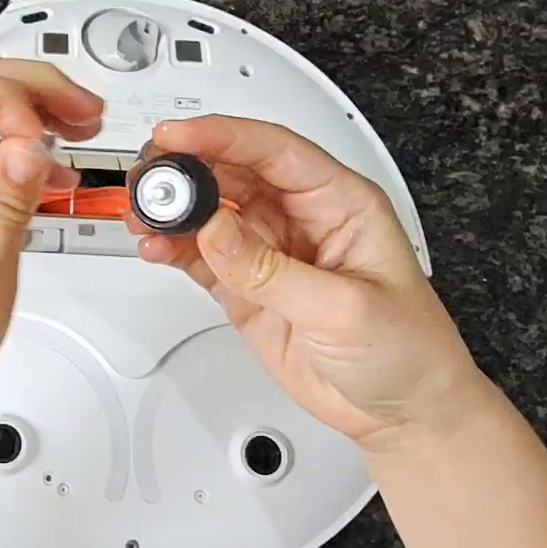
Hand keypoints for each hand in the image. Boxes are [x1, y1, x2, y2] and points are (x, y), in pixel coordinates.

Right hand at [132, 116, 492, 449]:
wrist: (398, 411)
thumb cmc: (405, 351)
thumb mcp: (345, 308)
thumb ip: (272, 270)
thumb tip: (215, 230)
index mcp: (338, 202)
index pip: (274, 151)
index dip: (223, 136)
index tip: (177, 136)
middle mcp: (297, 217)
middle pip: (230, 172)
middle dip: (184, 168)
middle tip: (146, 177)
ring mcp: (265, 250)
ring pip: (206, 211)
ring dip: (170, 209)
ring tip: (141, 215)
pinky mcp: (241, 284)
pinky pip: (197, 254)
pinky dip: (171, 247)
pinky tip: (154, 247)